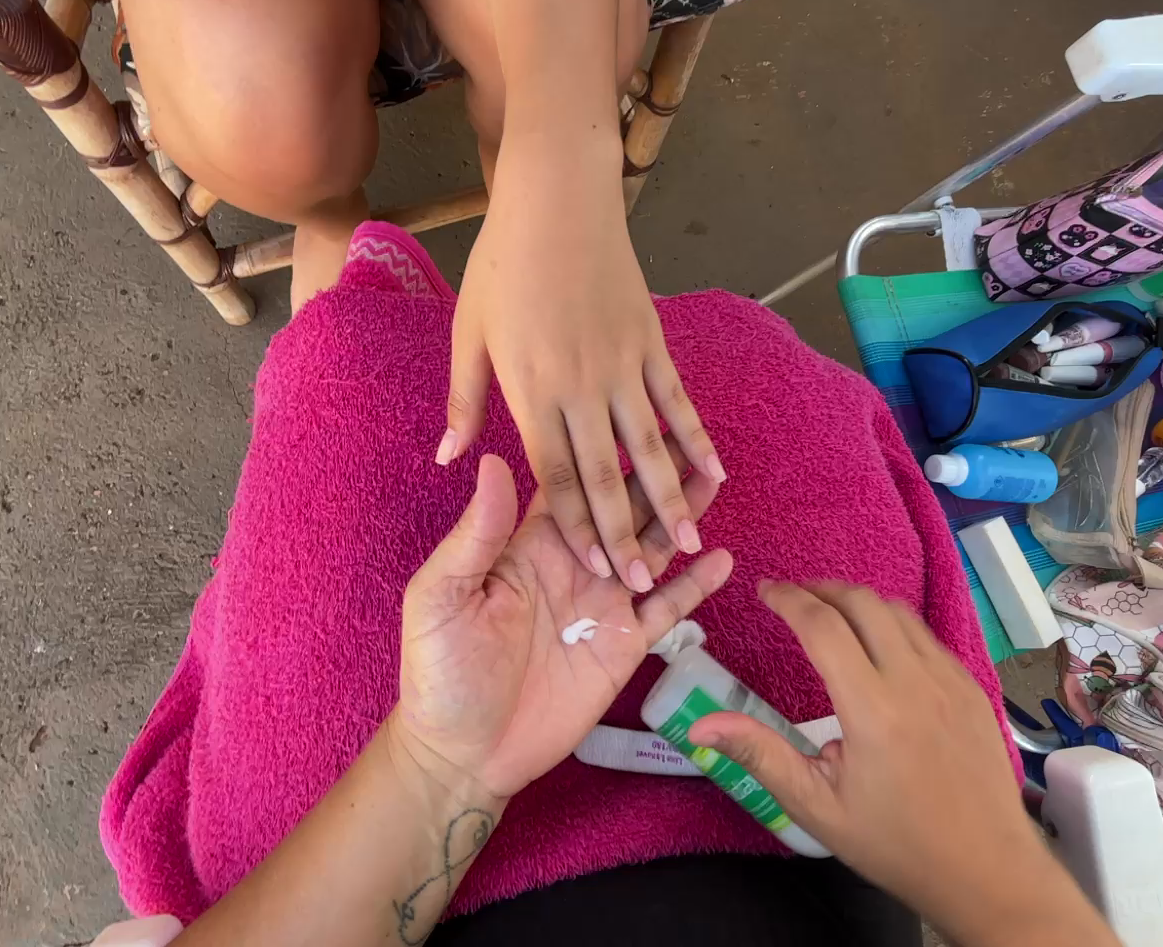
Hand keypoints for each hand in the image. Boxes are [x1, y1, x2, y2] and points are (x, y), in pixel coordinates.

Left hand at [390, 451, 733, 800]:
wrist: (464, 749)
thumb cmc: (441, 668)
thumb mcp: (444, 594)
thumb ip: (477, 533)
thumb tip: (494, 462)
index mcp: (532, 543)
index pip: (574, 484)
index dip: (602, 452)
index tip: (629, 414)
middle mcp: (576, 561)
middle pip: (624, 507)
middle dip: (656, 475)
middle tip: (693, 439)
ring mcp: (603, 602)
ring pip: (652, 548)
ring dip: (681, 517)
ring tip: (714, 482)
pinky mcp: (624, 644)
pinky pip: (666, 609)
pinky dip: (695, 586)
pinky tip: (721, 559)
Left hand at [439, 132, 722, 593]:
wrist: (556, 199)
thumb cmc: (502, 267)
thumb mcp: (467, 333)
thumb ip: (463, 401)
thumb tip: (448, 459)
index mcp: (531, 390)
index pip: (555, 474)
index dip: (574, 525)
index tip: (592, 568)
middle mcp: (581, 387)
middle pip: (606, 473)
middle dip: (623, 532)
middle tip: (641, 581)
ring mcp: (623, 365)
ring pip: (651, 446)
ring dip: (670, 498)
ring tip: (688, 542)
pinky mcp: (653, 343)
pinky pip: (679, 401)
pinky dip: (698, 437)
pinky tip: (715, 472)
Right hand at [687, 581, 1117, 946]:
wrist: (992, 878)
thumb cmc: (896, 843)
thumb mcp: (816, 806)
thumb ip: (759, 753)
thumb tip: (699, 725)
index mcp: (873, 709)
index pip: (823, 626)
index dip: (788, 598)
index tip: (764, 590)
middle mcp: (915, 682)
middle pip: (862, 602)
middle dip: (820, 588)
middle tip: (791, 597)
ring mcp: (951, 681)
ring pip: (897, 611)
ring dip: (856, 601)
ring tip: (828, 612)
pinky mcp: (972, 689)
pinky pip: (926, 634)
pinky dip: (891, 623)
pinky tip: (876, 646)